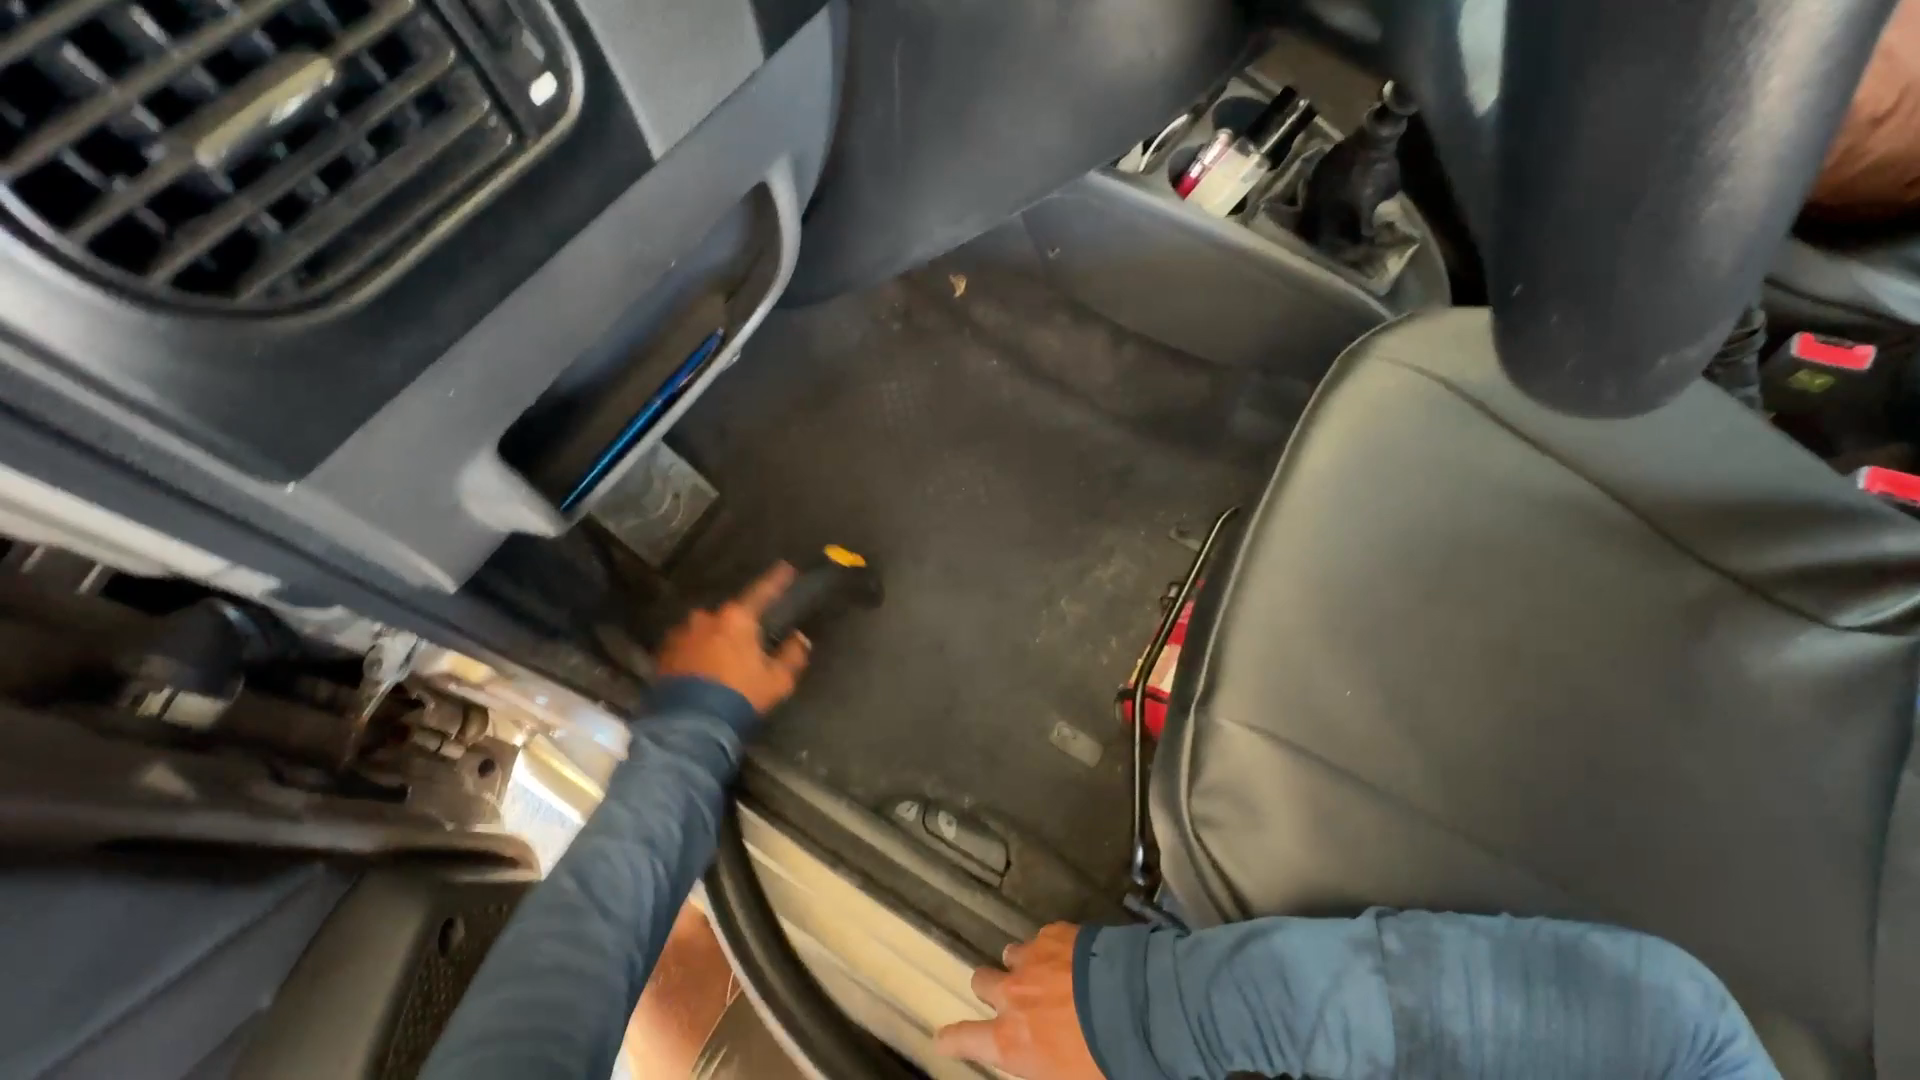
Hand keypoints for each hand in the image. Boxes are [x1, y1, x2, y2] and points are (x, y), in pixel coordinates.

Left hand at [655, 563, 809, 713]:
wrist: (690, 724)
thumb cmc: (741, 696)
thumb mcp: (777, 680)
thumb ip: (792, 655)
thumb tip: (800, 638)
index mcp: (737, 618)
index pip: (762, 592)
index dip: (777, 580)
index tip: (786, 567)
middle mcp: (707, 617)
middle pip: (730, 615)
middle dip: (739, 626)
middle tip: (747, 646)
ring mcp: (681, 633)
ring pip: (705, 630)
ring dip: (714, 640)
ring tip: (720, 663)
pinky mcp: (664, 653)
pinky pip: (686, 646)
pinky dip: (695, 653)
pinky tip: (700, 671)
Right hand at [935, 923, 1103, 1079]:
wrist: (1139, 1005)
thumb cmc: (1105, 1060)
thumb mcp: (1070, 1079)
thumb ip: (1046, 1066)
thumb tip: (1046, 1059)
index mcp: (1012, 1040)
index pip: (966, 1040)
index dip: (953, 1039)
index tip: (943, 1038)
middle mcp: (1013, 995)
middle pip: (981, 982)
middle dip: (991, 989)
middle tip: (1011, 997)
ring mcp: (1032, 958)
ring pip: (1011, 955)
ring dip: (1022, 965)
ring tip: (1046, 973)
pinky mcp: (1056, 933)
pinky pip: (1043, 938)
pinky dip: (1053, 947)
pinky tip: (1075, 956)